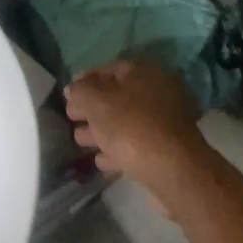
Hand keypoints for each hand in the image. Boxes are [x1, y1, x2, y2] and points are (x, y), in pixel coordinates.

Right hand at [65, 58, 205, 191]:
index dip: (85, 80)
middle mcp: (158, 94)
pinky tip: (101, 161)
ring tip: (80, 141)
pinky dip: (117, 150)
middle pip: (118, 97)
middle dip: (92, 109)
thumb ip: (80, 91)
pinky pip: (136, 146)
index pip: (109, 69)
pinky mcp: (167, 152)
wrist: (175, 172)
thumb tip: (72, 88)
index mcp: (144, 74)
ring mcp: (165, 124)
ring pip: (126, 123)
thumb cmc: (131, 127)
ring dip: (102, 131)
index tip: (68, 94)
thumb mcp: (97, 101)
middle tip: (71, 118)